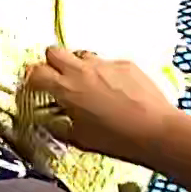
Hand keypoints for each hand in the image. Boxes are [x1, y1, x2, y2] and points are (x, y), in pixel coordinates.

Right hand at [25, 48, 190, 160]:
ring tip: (89, 84)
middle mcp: (81, 70)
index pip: (36, 72)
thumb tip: (50, 121)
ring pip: (82, 54)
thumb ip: (60, 126)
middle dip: (52, 63)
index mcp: (65, 88)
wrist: (158, 132)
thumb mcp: (80, 139)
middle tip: (59, 79)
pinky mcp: (125, 63)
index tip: (36, 86)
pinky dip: (106, 73)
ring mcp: (104, 64)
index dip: (32, 78)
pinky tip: (117, 90)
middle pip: (54, 51)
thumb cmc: (116, 140)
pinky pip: (108, 63)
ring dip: (79, 66)